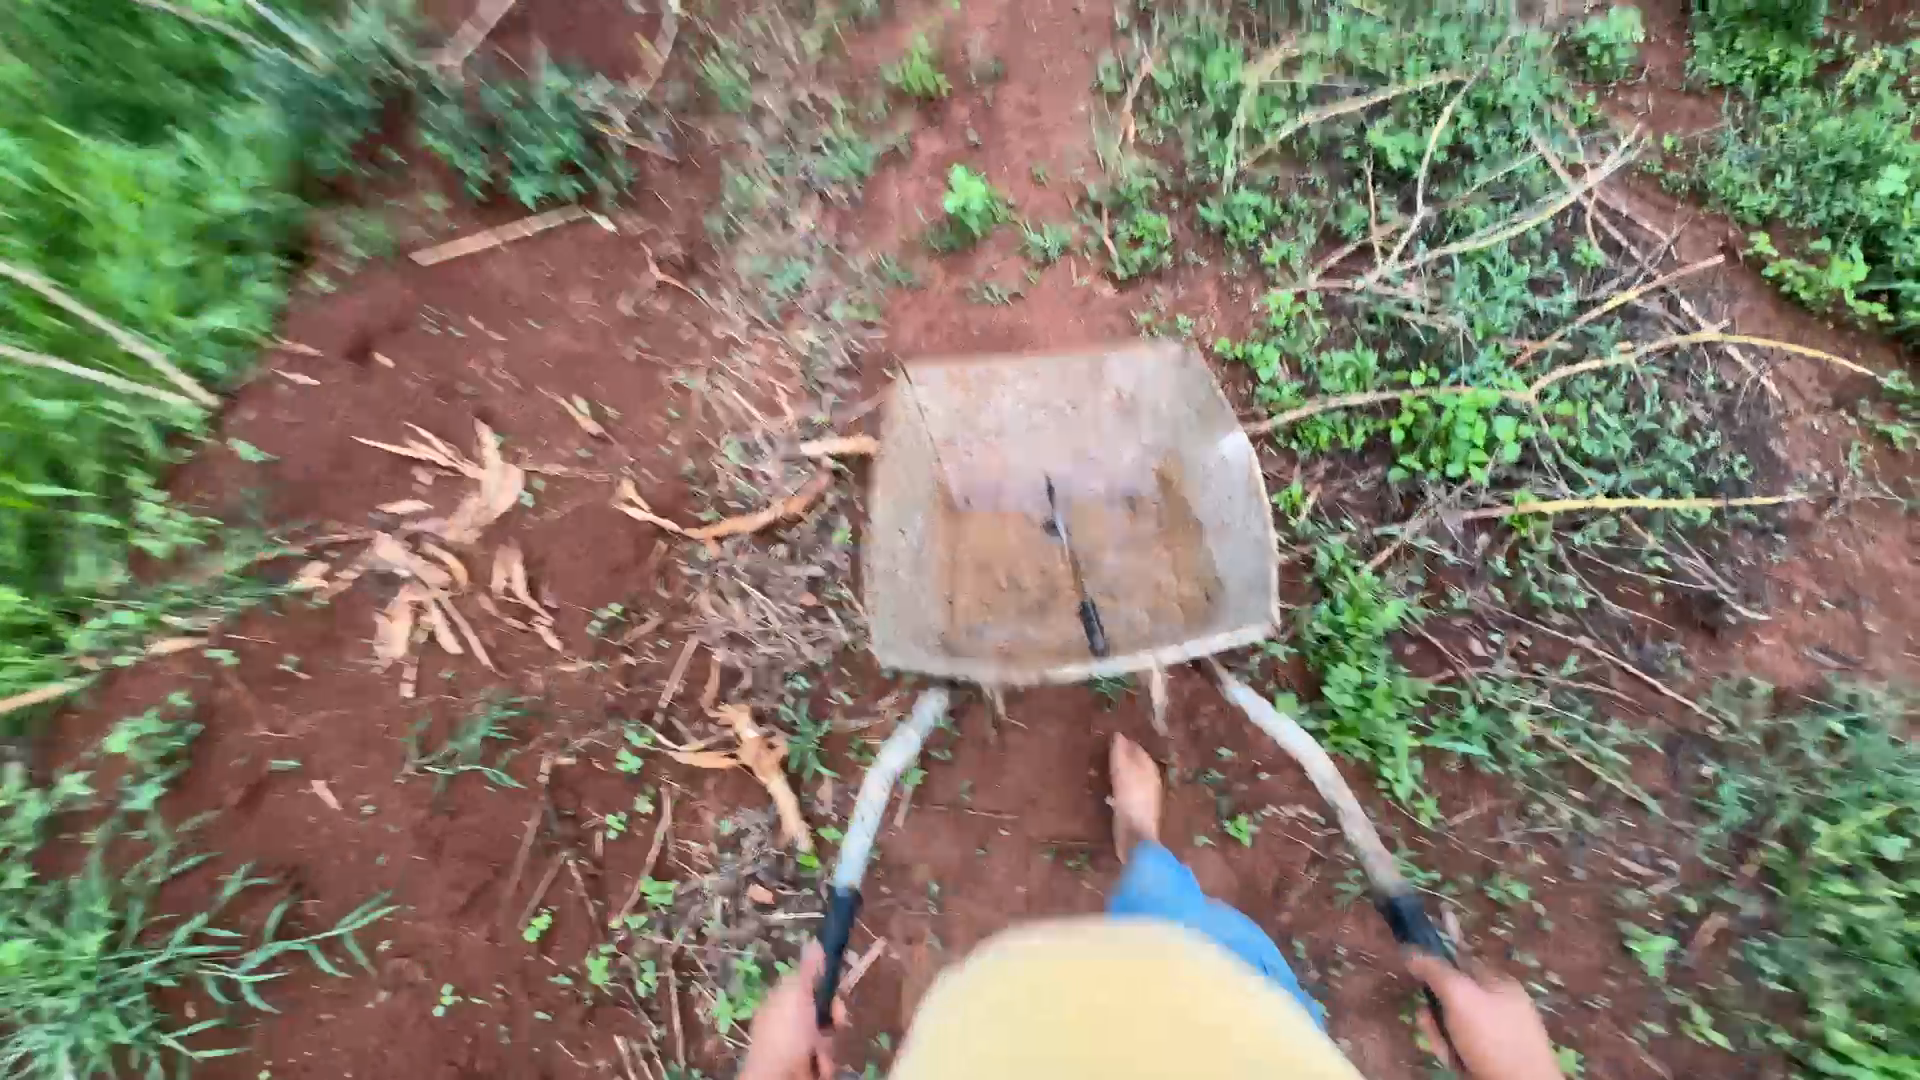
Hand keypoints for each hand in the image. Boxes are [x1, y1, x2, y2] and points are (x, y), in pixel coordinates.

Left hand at [740, 943, 837, 1079]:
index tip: (837, 989)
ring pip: (828, 1034)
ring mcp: (797, 1045)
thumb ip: (809, 970)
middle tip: (836, 1021)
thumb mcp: (797, 995)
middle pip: (823, 1008)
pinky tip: (819, 1065)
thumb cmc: (784, 1036)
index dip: (826, 984)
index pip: (810, 982)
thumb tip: (815, 940)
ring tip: (821, 1052)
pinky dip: (825, 1062)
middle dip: (834, 1016)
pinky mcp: (805, 1067)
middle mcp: (789, 1020)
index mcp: (782, 999)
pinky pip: (825, 1057)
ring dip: (830, 1042)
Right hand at [1406, 950, 1563, 1079]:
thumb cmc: (1492, 1037)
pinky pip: (1458, 1042)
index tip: (1415, 971)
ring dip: (1437, 1028)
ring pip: (1450, 1019)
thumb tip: (1410, 951)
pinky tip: (1450, 1057)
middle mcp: (1498, 1005)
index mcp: (1500, 984)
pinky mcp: (1487, 1056)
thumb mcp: (1459, 994)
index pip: (1459, 960)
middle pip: (1450, 992)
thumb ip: (1433, 968)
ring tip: (1441, 1042)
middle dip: (1433, 1004)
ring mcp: (1493, 1033)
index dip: (1435, 962)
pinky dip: (1449, 1047)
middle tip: (1428, 1014)